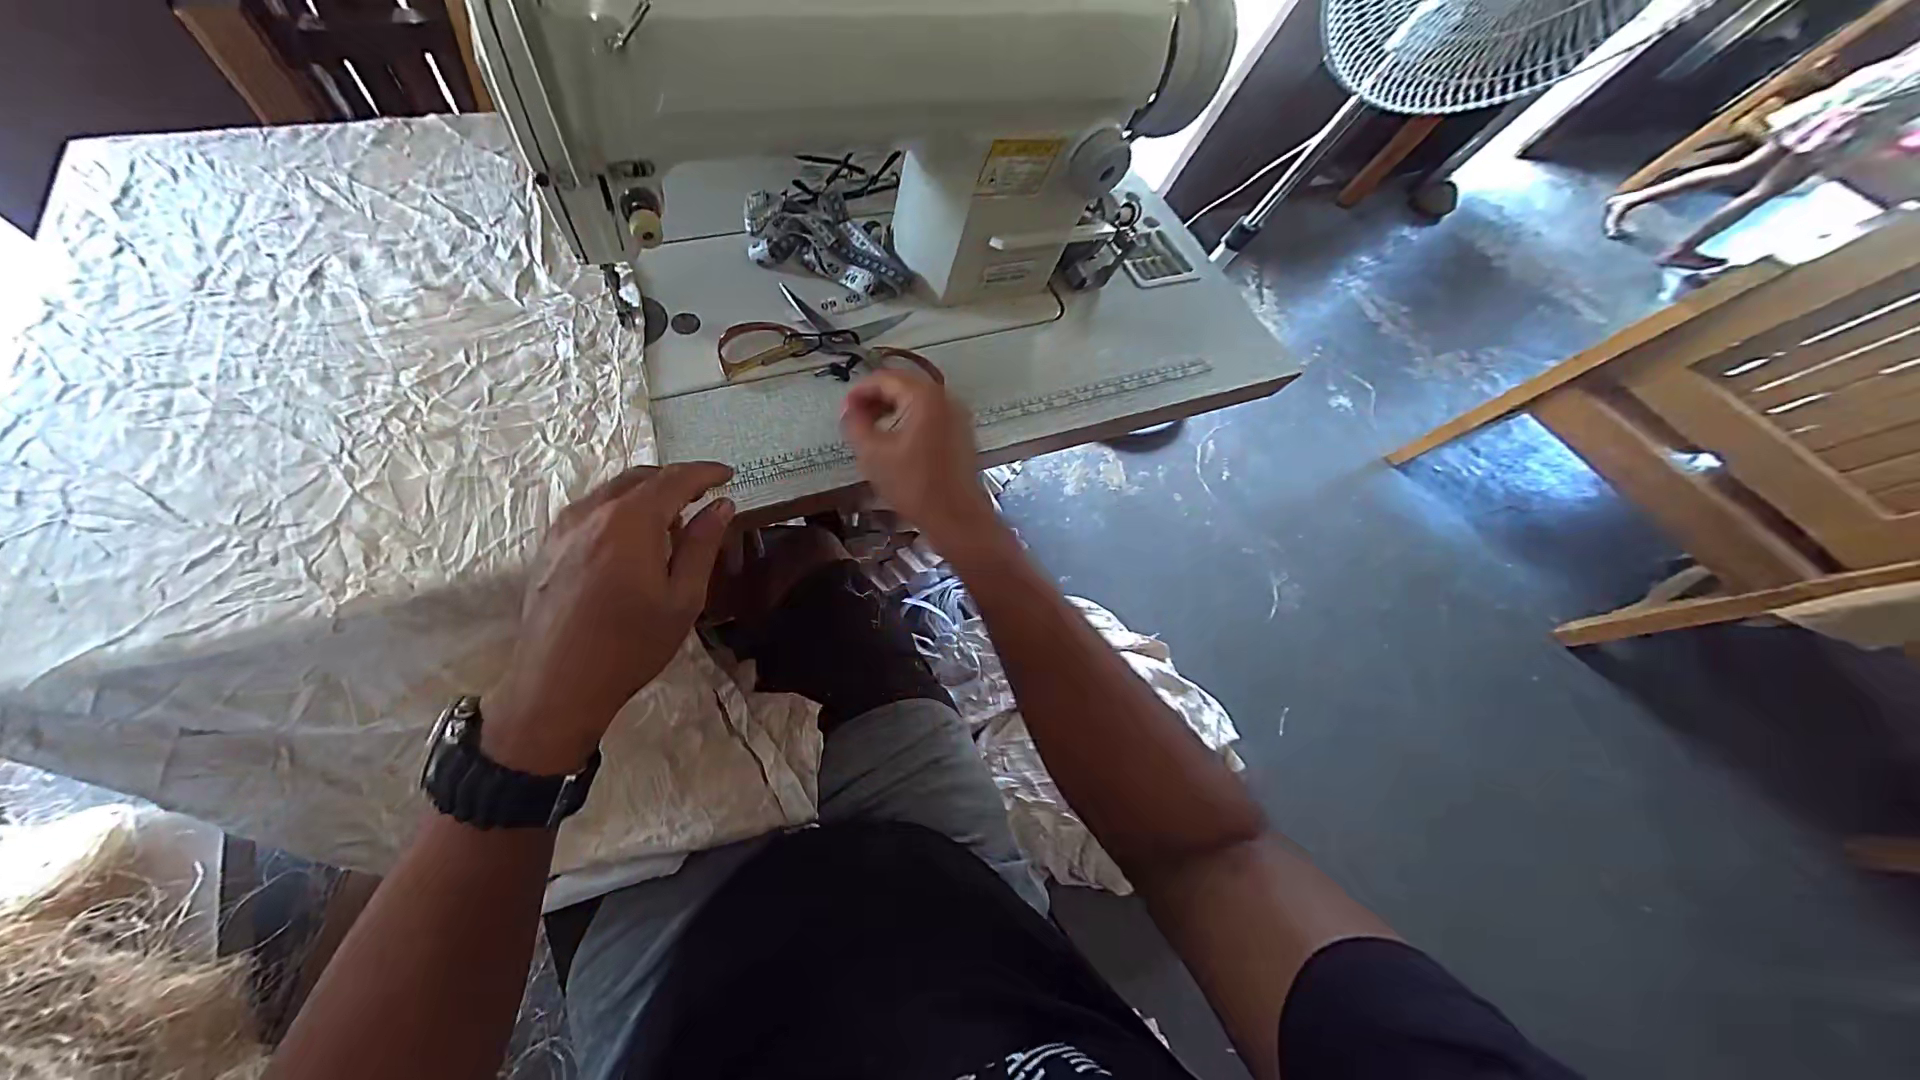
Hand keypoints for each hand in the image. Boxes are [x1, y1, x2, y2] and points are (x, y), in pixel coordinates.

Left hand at [485, 463, 734, 774]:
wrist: (558, 685)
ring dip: (647, 494)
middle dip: (675, 480)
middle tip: (704, 496)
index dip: (705, 473)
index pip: (674, 479)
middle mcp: (592, 513)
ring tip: (672, 521)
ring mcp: (564, 528)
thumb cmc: (632, 644)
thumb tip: (721, 506)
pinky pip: (592, 509)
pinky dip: (620, 509)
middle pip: (640, 477)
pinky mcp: (549, 546)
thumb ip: (702, 544)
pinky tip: (633, 540)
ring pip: (612, 490)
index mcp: (630, 522)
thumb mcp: (684, 598)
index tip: (729, 475)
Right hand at [841, 369, 1000, 547]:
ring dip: (892, 410)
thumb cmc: (915, 485)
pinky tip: (896, 443)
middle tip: (855, 417)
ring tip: (871, 431)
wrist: (955, 517)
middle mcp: (946, 399)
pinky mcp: (961, 435)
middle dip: (876, 399)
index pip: (885, 378)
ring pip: (918, 401)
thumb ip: (854, 424)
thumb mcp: (873, 453)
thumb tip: (849, 411)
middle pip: (904, 385)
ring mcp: (958, 417)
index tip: (844, 408)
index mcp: (925, 397)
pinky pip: (931, 417)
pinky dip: (910, 421)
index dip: (859, 391)